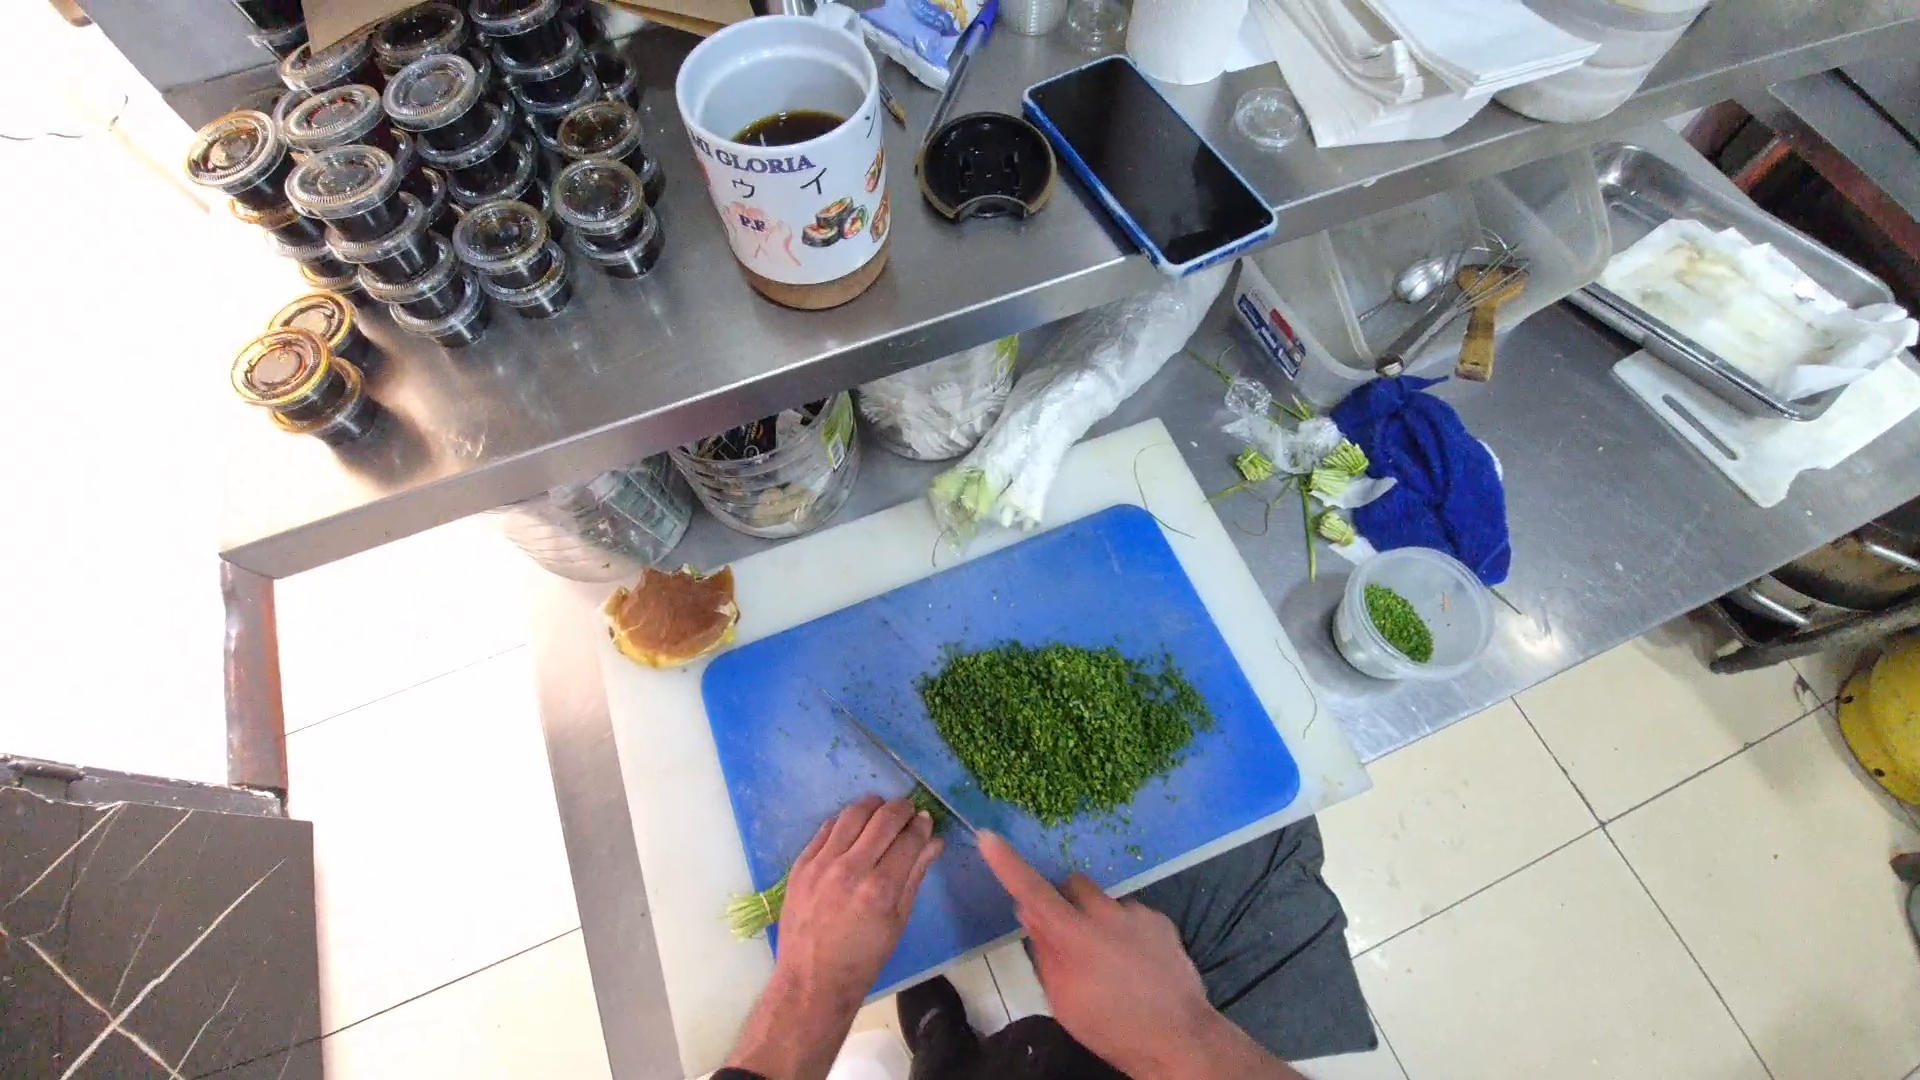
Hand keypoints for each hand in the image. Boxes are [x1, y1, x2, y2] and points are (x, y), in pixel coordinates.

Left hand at [728, 796, 942, 1079]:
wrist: (811, 981)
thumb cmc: (863, 958)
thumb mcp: (898, 921)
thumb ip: (916, 875)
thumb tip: (934, 841)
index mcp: (881, 889)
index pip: (909, 838)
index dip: (922, 824)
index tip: (925, 819)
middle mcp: (851, 869)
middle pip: (884, 819)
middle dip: (902, 808)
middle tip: (908, 810)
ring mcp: (822, 864)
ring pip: (853, 814)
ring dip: (873, 806)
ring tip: (882, 810)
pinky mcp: (801, 864)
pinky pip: (827, 828)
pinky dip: (845, 820)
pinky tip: (855, 825)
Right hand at [979, 832, 1303, 1079]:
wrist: (1181, 1040)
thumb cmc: (1112, 1027)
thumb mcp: (1064, 1000)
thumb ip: (1044, 951)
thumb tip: (1030, 913)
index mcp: (1074, 935)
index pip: (1032, 891)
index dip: (1008, 864)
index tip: (989, 837)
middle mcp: (1105, 912)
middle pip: (1071, 885)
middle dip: (1064, 901)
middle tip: (1067, 936)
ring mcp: (1136, 913)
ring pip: (1103, 901)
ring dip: (1097, 920)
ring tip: (1110, 962)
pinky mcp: (1161, 920)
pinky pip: (1132, 915)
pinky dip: (1127, 932)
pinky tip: (1137, 965)